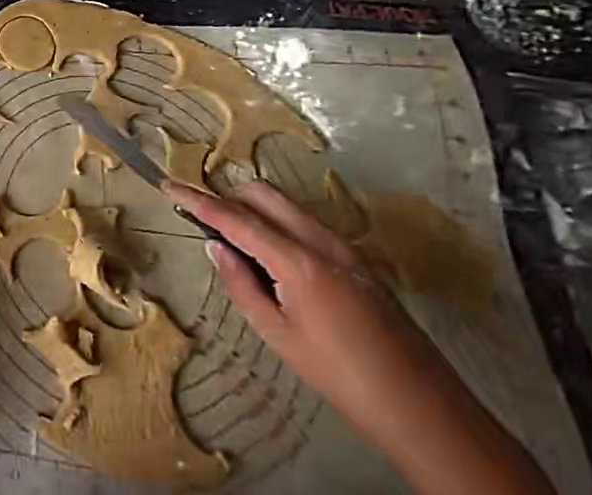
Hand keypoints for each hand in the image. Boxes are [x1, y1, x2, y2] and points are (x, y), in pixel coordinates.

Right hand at [168, 180, 553, 494]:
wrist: (420, 404)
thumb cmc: (340, 376)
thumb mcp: (278, 336)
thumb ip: (242, 285)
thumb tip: (216, 246)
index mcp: (298, 260)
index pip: (236, 218)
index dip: (199, 200)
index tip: (171, 186)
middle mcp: (322, 239)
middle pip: (264, 194)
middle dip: (230, 196)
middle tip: (206, 221)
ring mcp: (344, 244)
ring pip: (287, 205)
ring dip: (256, 210)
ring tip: (238, 246)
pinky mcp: (357, 256)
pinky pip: (307, 223)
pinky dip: (280, 225)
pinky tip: (275, 262)